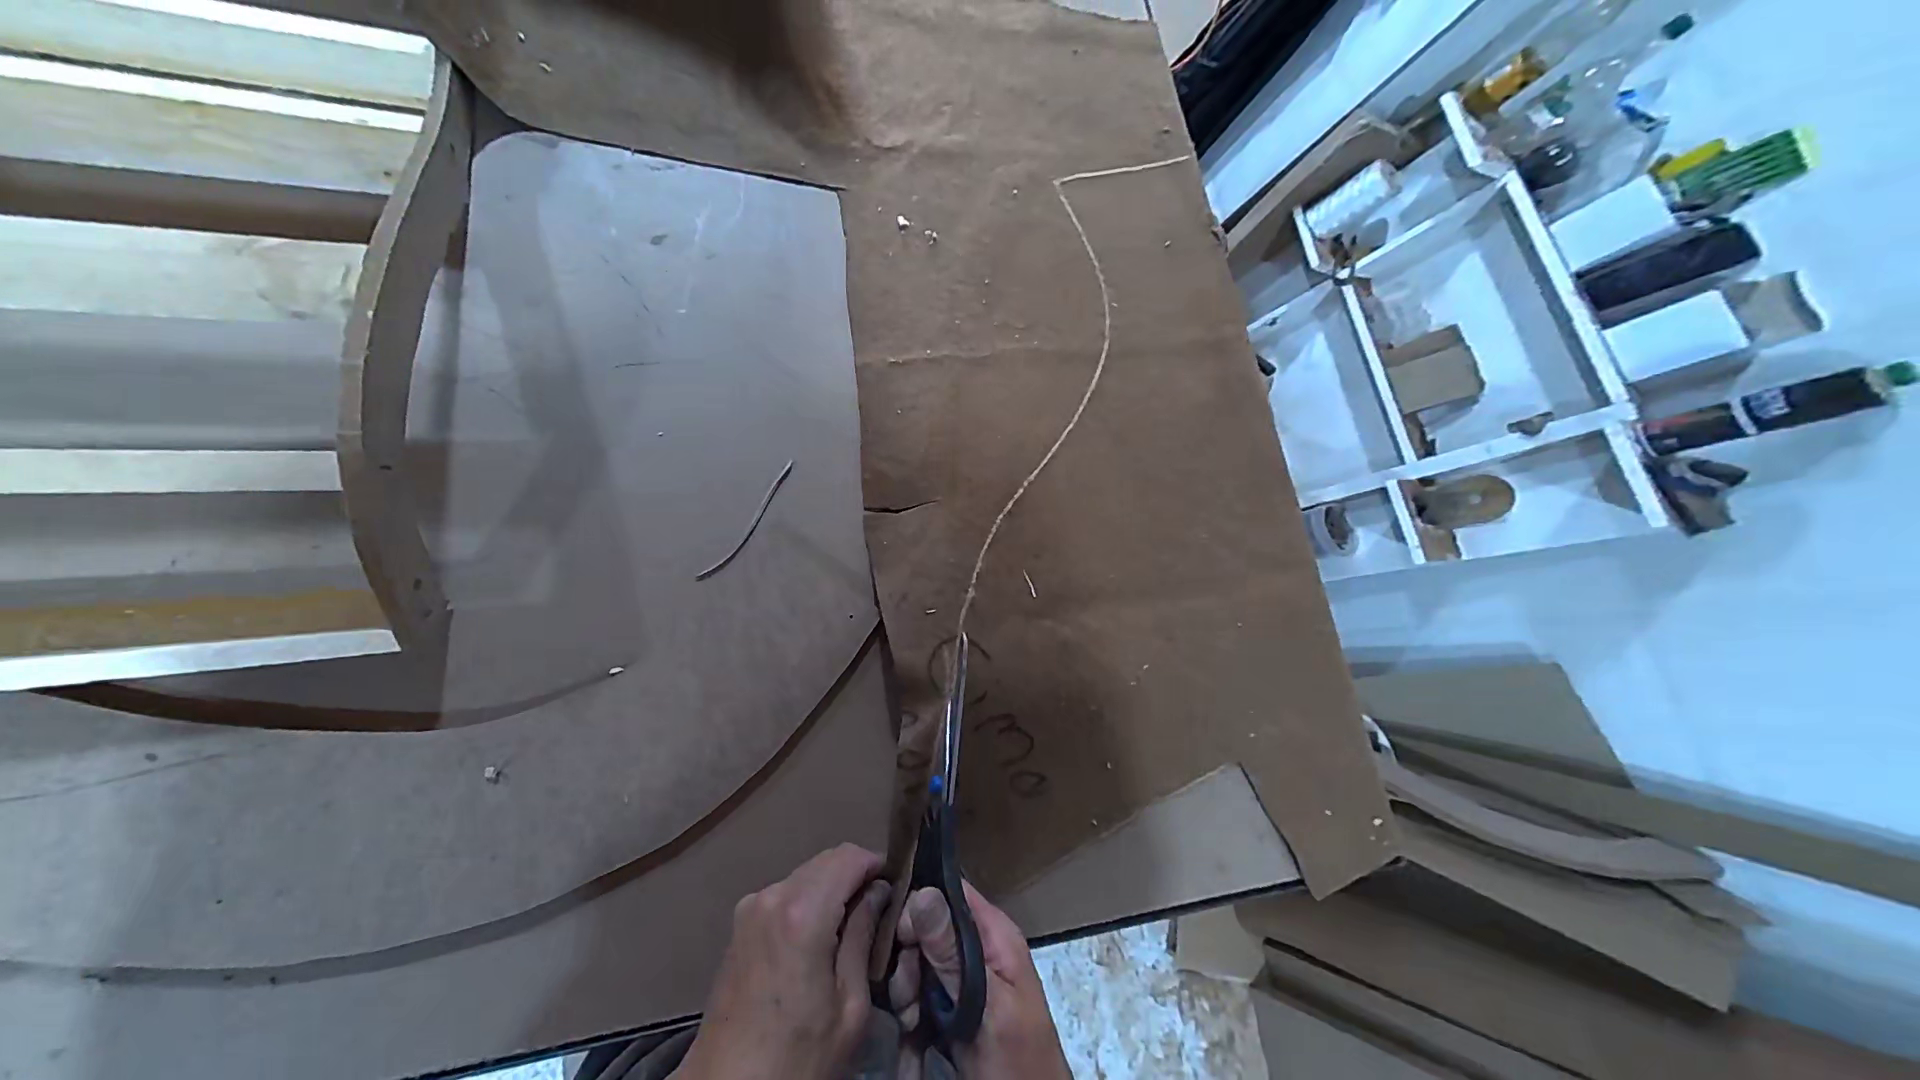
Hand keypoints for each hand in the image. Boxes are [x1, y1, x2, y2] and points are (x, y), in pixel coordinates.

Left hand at [677, 844, 889, 1079]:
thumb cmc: (797, 1059)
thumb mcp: (850, 1005)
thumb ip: (863, 936)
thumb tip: (878, 893)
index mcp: (803, 913)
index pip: (850, 857)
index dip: (877, 865)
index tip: (895, 890)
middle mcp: (773, 896)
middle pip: (828, 860)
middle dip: (856, 876)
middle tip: (878, 912)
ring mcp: (751, 907)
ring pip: (807, 874)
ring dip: (833, 888)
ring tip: (850, 930)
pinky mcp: (739, 923)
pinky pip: (787, 892)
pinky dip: (810, 900)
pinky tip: (818, 940)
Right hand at [889, 881, 1071, 1079]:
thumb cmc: (1018, 1058)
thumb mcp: (987, 1004)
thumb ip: (953, 953)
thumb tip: (923, 892)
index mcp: (994, 935)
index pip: (950, 891)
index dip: (920, 905)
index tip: (901, 937)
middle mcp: (978, 948)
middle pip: (926, 929)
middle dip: (909, 963)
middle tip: (909, 998)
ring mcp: (963, 979)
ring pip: (917, 965)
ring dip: (905, 995)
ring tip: (912, 1025)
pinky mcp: (950, 1008)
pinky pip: (918, 996)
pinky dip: (909, 1017)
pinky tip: (912, 1038)